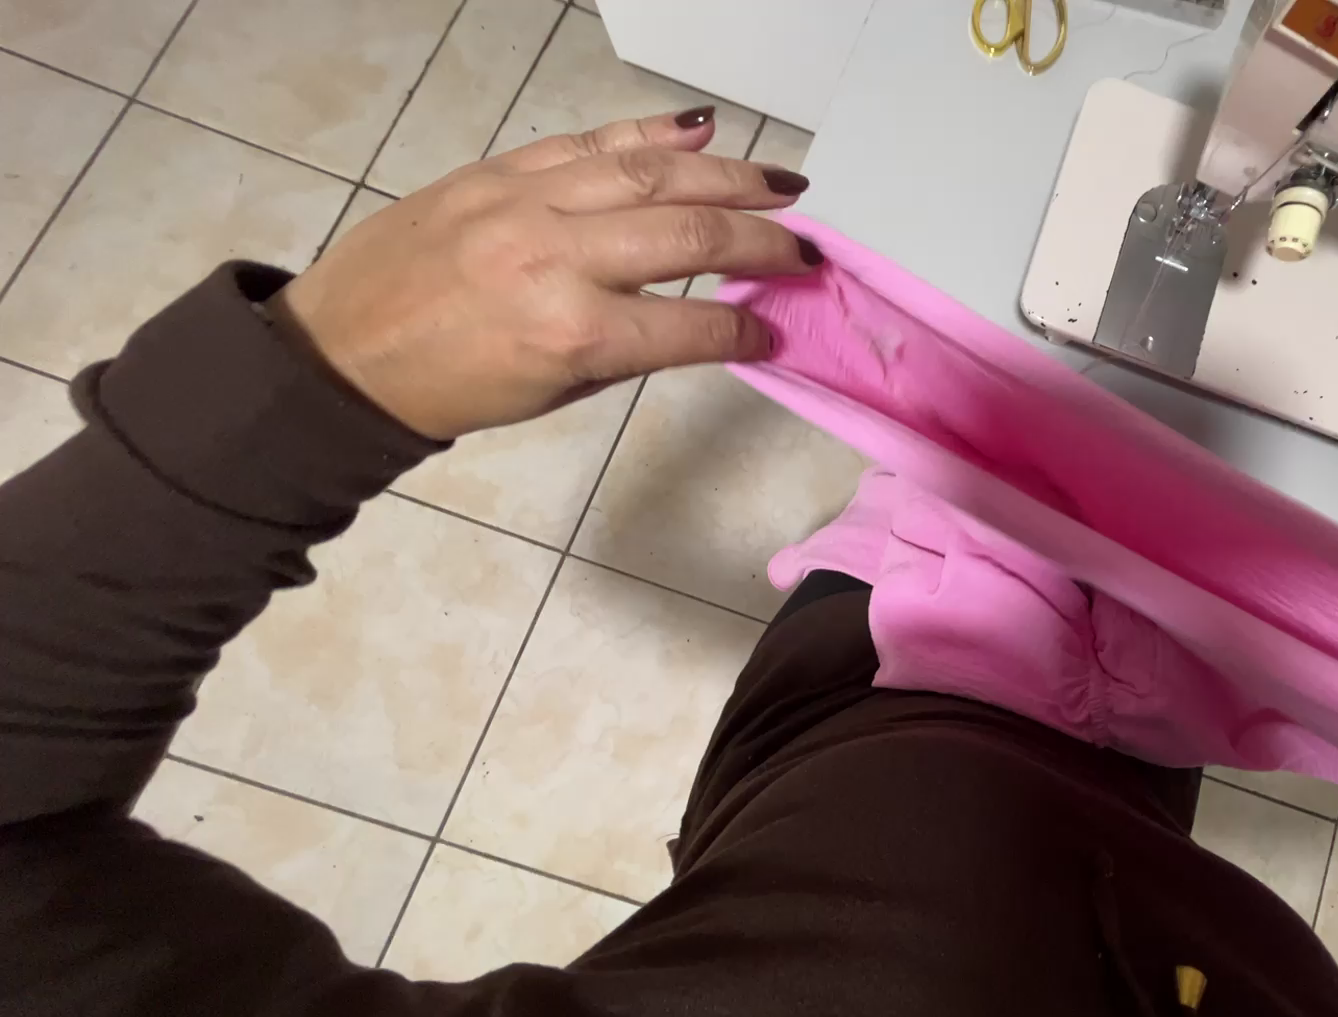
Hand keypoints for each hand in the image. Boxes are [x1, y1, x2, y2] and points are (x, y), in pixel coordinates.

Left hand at [268, 109, 820, 439]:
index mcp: (574, 333)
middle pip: (690, 236)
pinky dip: (653, 132)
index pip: (695, 326)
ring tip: (781, 182)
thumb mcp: (568, 386)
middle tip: (807, 248)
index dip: (749, 331)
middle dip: (763, 242)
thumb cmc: (466, 388)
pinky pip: (592, 142)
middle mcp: (557, 257)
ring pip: (652, 173)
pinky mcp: (501, 169)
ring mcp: (526, 201)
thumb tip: (712, 320)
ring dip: (730, 175)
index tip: (777, 332)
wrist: (348, 350)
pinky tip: (701, 126)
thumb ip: (644, 345)